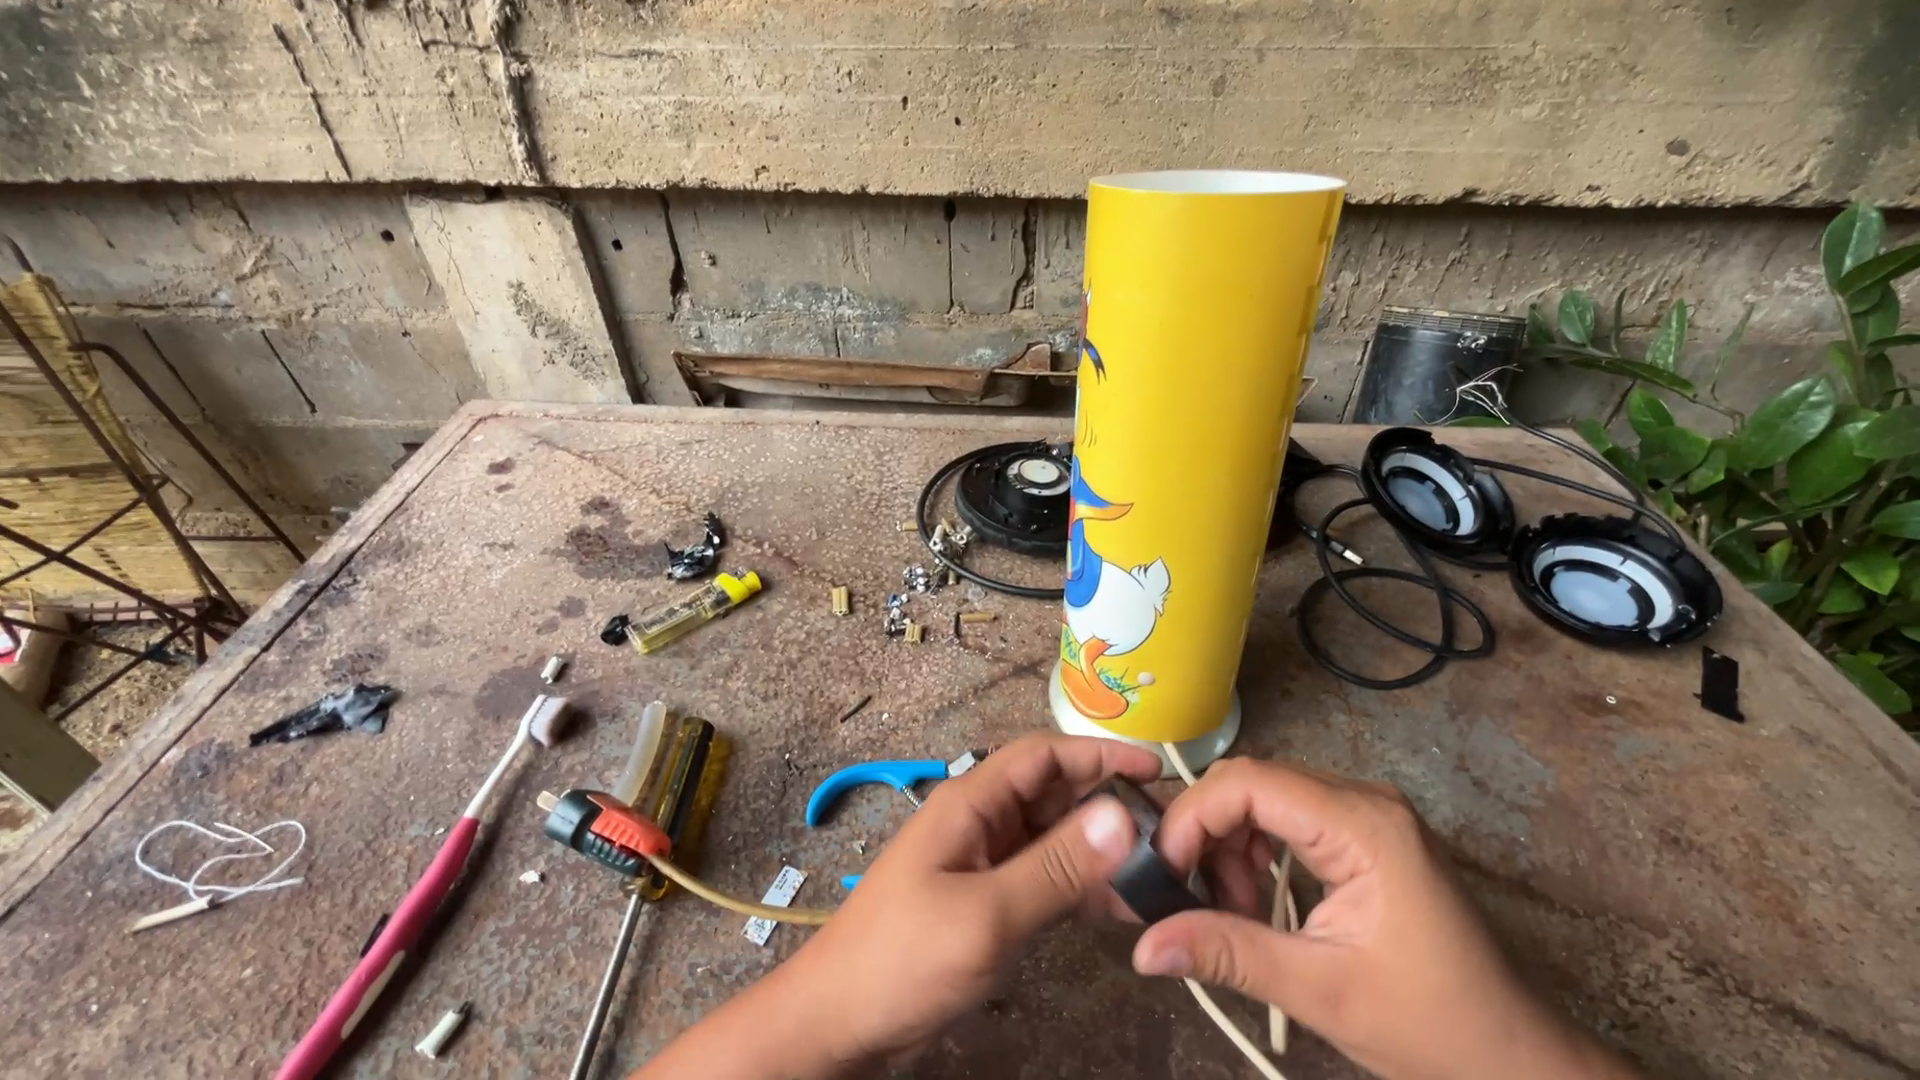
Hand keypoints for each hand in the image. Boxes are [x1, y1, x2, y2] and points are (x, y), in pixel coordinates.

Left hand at [787, 733, 1161, 1065]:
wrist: (840, 1021)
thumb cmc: (906, 957)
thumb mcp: (987, 913)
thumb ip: (1057, 866)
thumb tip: (1124, 814)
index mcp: (971, 803)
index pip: (1042, 755)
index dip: (1099, 754)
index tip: (1156, 770)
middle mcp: (979, 821)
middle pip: (1051, 793)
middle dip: (1106, 804)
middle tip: (1168, 832)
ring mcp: (981, 861)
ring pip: (1051, 837)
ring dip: (1097, 850)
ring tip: (1153, 873)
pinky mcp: (984, 899)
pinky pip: (1041, 877)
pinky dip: (1077, 886)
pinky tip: (1116, 907)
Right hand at [1133, 758, 1637, 1079]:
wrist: (1517, 1057)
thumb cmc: (1431, 1026)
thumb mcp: (1320, 992)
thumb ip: (1227, 954)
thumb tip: (1144, 948)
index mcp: (1362, 825)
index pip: (1249, 783)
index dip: (1193, 817)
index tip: (1165, 872)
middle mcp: (1363, 799)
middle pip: (1251, 782)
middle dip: (1207, 834)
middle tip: (1191, 896)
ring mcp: (1366, 812)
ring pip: (1263, 797)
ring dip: (1229, 847)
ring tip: (1230, 911)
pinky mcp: (1363, 833)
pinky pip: (1286, 817)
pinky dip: (1255, 853)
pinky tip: (1255, 903)